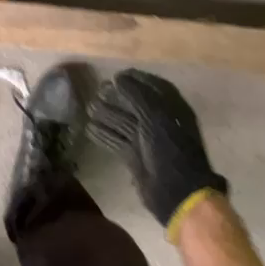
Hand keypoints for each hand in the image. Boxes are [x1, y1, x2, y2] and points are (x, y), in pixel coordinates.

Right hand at [89, 69, 227, 238]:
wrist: (176, 190)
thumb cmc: (170, 148)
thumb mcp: (156, 116)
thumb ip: (137, 95)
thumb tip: (118, 78)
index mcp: (172, 109)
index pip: (154, 87)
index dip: (137, 79)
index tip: (117, 75)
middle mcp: (160, 123)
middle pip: (136, 105)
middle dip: (117, 97)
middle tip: (97, 91)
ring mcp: (148, 141)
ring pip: (125, 123)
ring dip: (107, 115)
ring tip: (88, 108)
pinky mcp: (136, 158)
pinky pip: (118, 141)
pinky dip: (104, 135)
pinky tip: (89, 128)